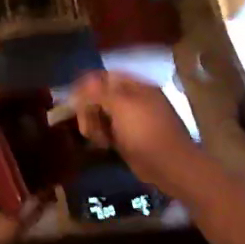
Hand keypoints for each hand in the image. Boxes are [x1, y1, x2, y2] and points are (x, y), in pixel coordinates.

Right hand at [71, 72, 201, 187]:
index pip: (105, 77)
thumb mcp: (121, 106)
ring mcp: (132, 119)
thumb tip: (83, 81)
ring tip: (96, 138)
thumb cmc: (145, 132)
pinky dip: (101, 135)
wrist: (170, 166)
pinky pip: (107, 129)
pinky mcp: (129, 136)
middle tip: (86, 124)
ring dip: (93, 123)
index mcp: (137, 87)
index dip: (87, 85)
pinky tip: (103, 144)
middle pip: (100, 95)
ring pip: (101, 113)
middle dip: (89, 109)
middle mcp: (134, 99)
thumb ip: (99, 91)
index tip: (74, 100)